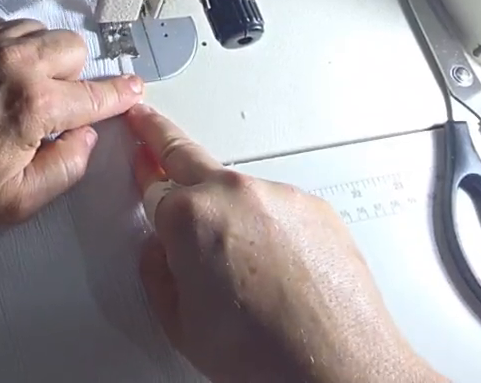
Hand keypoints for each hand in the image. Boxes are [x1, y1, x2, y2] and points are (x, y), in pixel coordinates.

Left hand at [0, 18, 143, 229]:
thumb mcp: (15, 201)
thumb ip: (64, 168)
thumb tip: (86, 136)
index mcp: (35, 105)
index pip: (95, 94)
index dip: (120, 93)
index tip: (135, 87)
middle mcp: (16, 61)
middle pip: (72, 46)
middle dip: (73, 72)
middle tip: (52, 99)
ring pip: (38, 29)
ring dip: (39, 53)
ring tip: (18, 82)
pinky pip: (1, 24)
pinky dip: (6, 44)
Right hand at [129, 106, 441, 382]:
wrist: (340, 371)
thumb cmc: (266, 358)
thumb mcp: (182, 325)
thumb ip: (159, 273)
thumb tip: (161, 253)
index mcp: (188, 215)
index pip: (152, 184)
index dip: (144, 176)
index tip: (140, 160)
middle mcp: (230, 192)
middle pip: (184, 152)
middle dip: (159, 135)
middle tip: (147, 122)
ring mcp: (274, 194)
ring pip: (237, 191)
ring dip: (231, 211)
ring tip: (246, 265)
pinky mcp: (311, 204)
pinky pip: (277, 207)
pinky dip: (273, 228)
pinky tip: (279, 268)